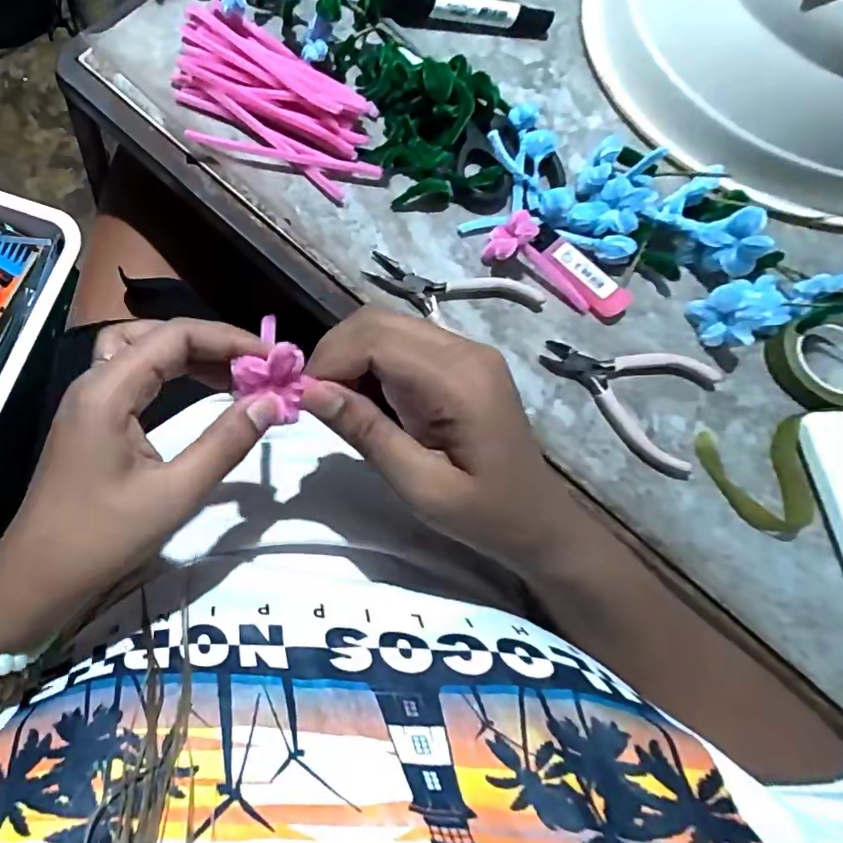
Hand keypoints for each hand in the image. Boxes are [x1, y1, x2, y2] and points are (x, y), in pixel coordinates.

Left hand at [0, 319, 281, 646]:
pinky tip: (198, 388)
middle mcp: (94, 381)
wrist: (38, 576)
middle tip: (257, 367)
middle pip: (157, 334)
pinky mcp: (91, 417)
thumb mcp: (174, 494)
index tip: (273, 359)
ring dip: (188, 353)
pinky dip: (170, 371)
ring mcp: (88, 398)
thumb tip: (271, 401)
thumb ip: (225, 443)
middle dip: (212, 343)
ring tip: (234, 373)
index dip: (229, 340)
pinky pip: (133, 373)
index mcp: (107, 390)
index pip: (175, 336)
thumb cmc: (102, 538)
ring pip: (142, 349)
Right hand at [301, 308, 574, 566]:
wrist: (539, 521)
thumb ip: (366, 433)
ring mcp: (465, 350)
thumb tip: (311, 392)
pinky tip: (368, 400)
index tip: (304, 401)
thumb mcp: (420, 487)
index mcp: (460, 380)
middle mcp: (464, 349)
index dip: (329, 361)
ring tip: (340, 404)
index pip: (375, 339)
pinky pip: (401, 341)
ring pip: (384, 326)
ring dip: (349, 356)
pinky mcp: (461, 359)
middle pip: (376, 321)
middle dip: (334, 354)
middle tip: (317, 402)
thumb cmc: (484, 514)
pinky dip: (370, 362)